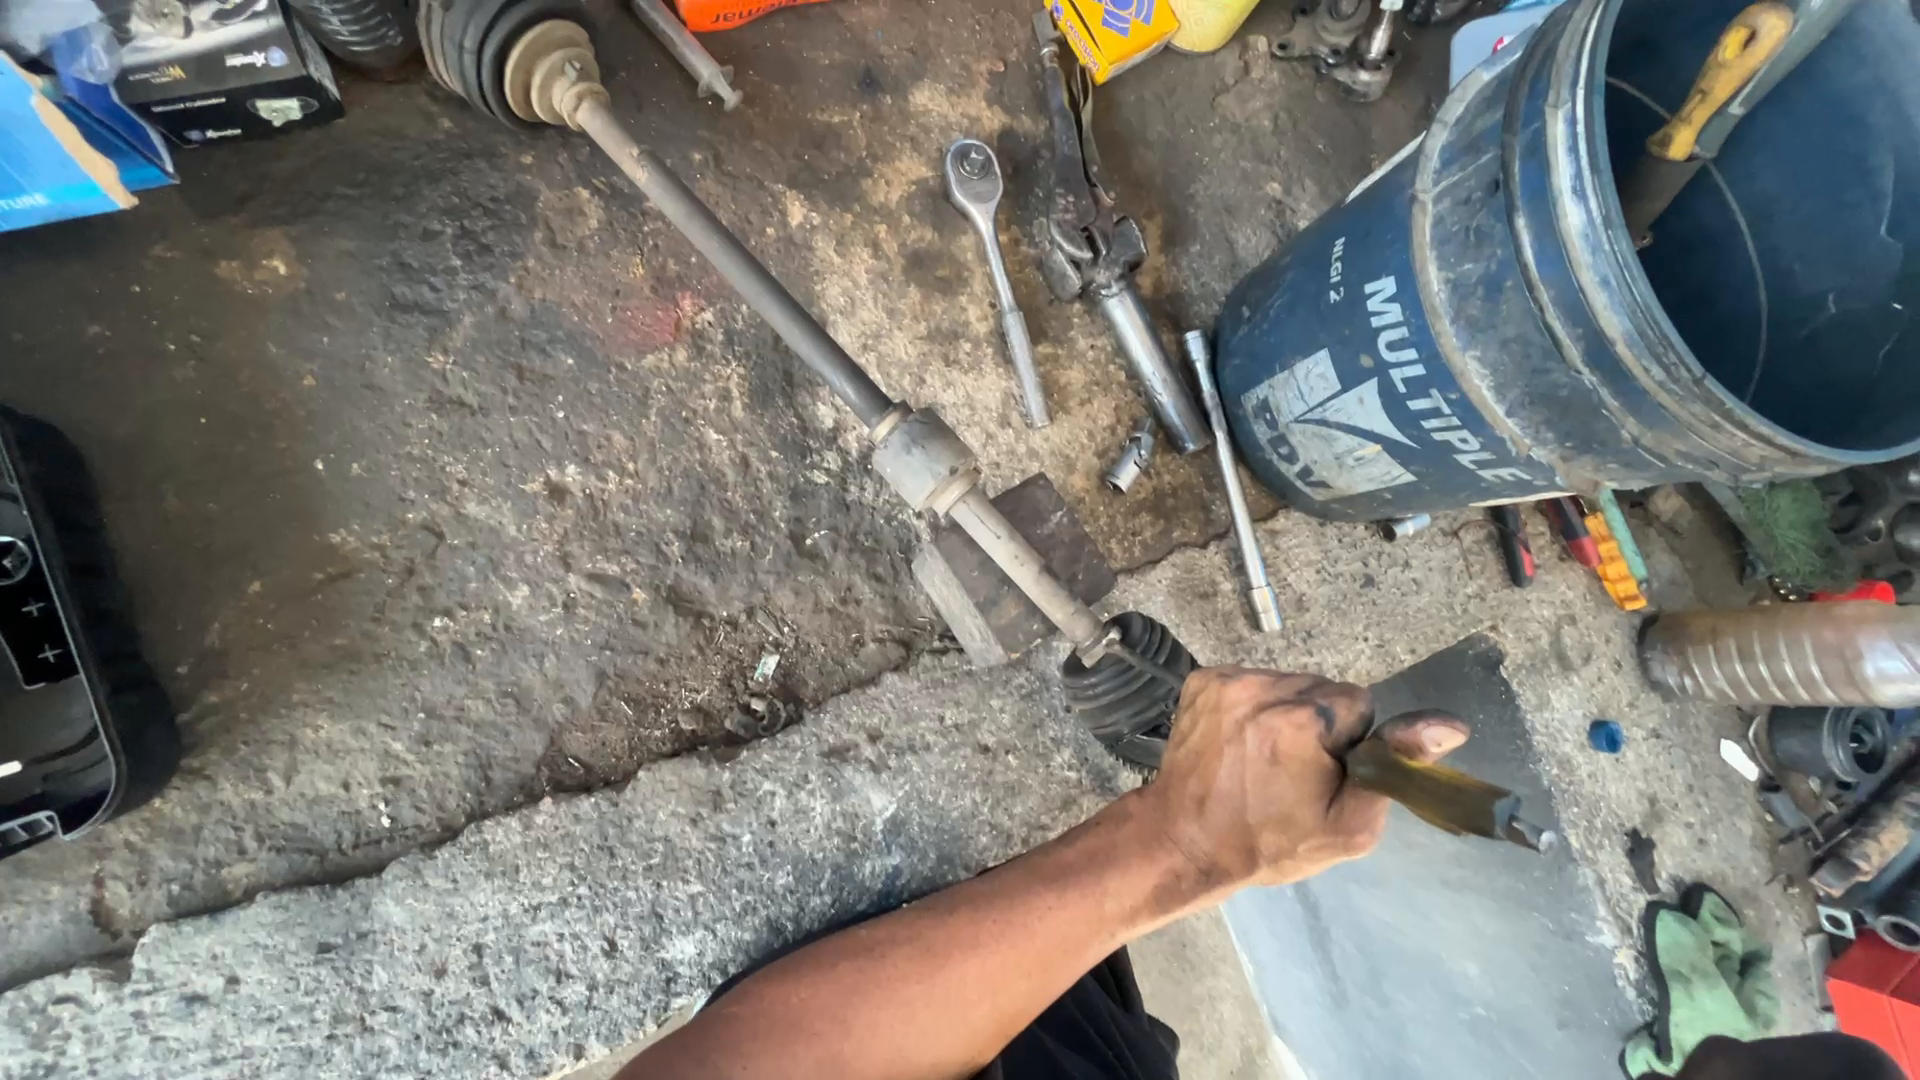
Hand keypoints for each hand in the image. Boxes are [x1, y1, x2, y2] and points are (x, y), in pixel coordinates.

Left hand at [1138, 667, 1468, 890]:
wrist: (1185, 839)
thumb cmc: (1269, 841)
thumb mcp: (1348, 823)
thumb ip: (1396, 766)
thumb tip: (1450, 725)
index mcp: (1301, 720)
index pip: (1358, 702)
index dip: (1349, 739)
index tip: (1324, 770)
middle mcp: (1260, 688)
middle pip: (1320, 687)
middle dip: (1319, 721)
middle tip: (1294, 766)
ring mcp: (1225, 681)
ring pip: (1285, 681)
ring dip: (1285, 710)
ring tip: (1263, 755)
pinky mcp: (1200, 680)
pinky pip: (1249, 680)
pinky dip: (1252, 704)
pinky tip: (1239, 740)